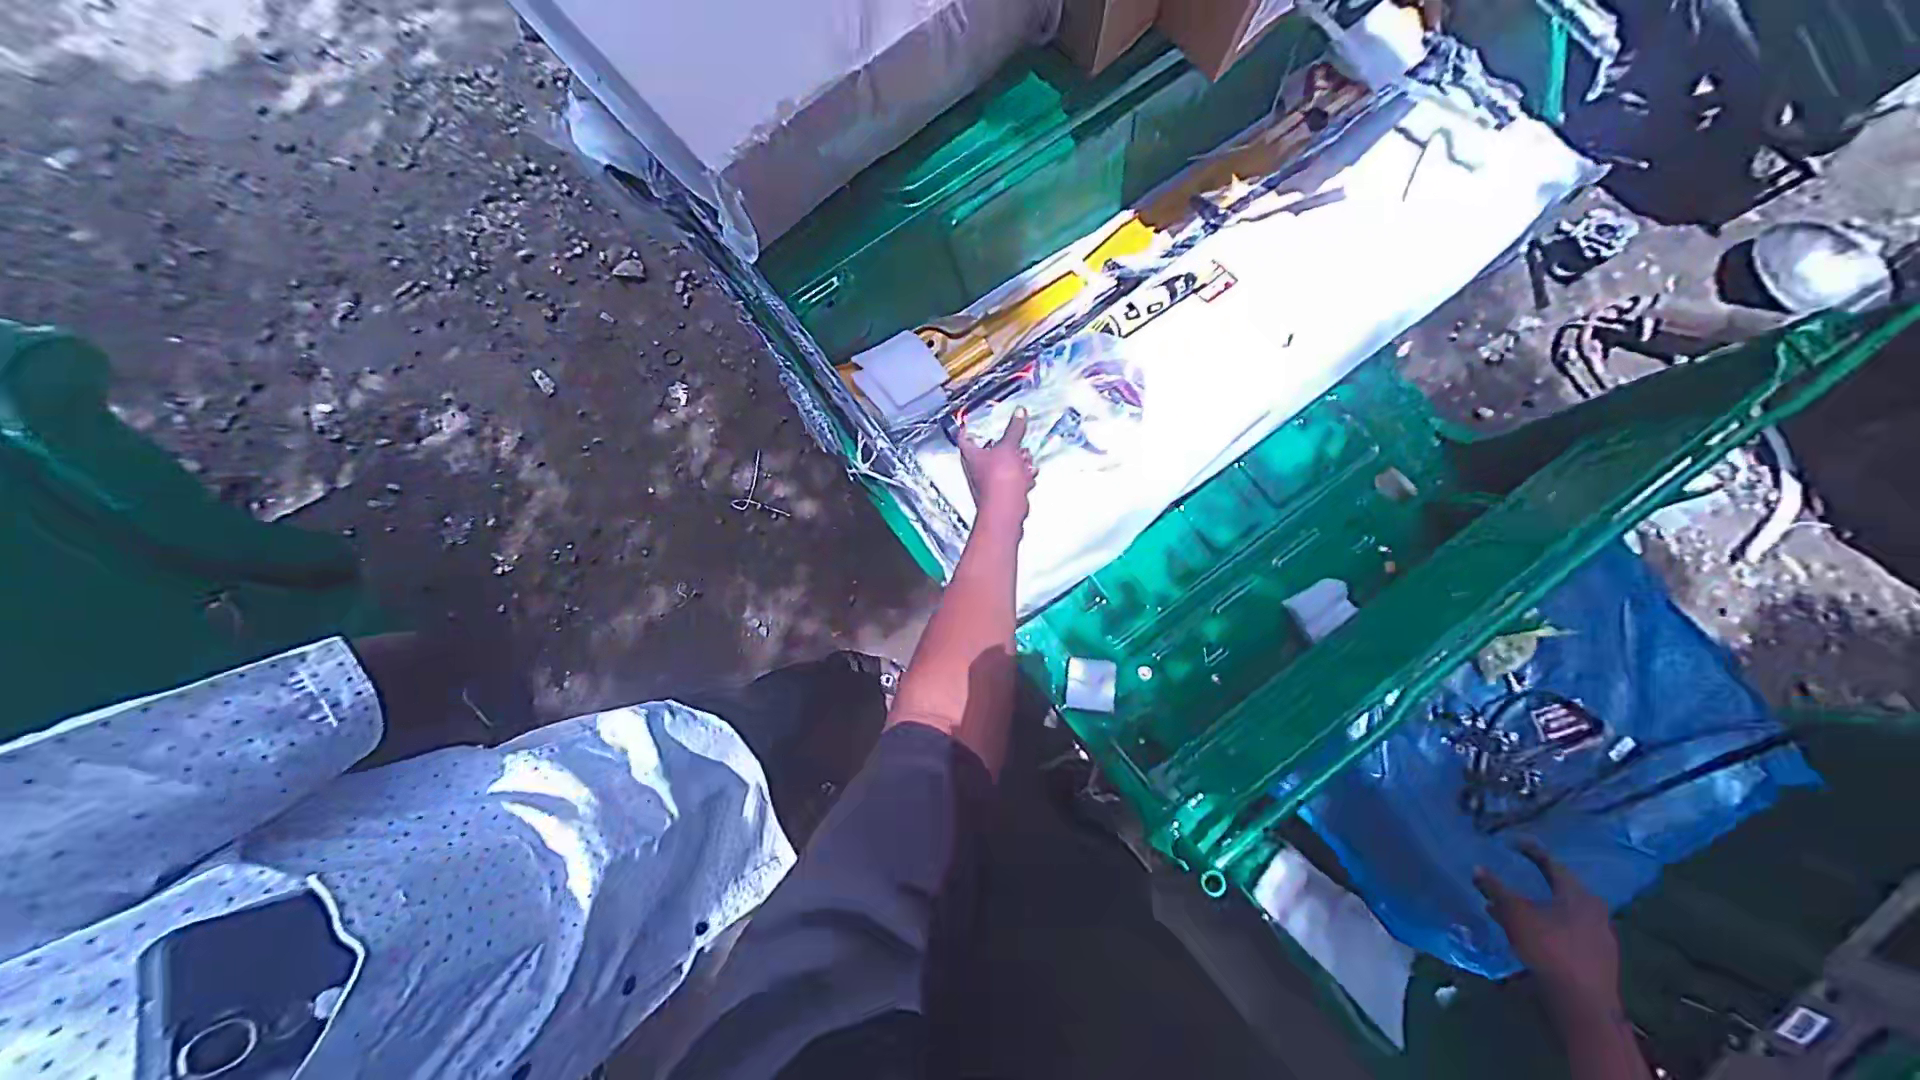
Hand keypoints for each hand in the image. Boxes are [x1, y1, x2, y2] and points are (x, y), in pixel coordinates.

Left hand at [959, 409, 1036, 525]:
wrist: (1006, 510)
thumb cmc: (1000, 480)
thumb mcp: (1008, 448)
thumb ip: (1014, 429)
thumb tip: (1019, 411)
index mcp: (971, 455)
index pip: (964, 436)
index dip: (968, 427)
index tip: (973, 420)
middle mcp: (977, 468)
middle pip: (991, 450)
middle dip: (1008, 445)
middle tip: (1018, 443)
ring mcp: (989, 481)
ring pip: (1004, 464)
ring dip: (1018, 461)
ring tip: (1026, 461)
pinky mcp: (1002, 492)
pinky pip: (1013, 479)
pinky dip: (1021, 476)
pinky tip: (1029, 476)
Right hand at [1475, 841, 1621, 1017]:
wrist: (1582, 1002)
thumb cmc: (1548, 947)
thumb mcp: (1513, 912)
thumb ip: (1495, 888)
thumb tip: (1478, 868)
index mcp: (1579, 895)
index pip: (1552, 863)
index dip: (1530, 850)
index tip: (1512, 842)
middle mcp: (1594, 911)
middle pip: (1559, 887)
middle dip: (1534, 879)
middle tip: (1512, 871)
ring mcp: (1598, 935)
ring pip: (1561, 910)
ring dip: (1536, 904)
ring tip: (1509, 903)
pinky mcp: (1595, 955)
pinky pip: (1565, 928)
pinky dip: (1544, 922)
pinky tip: (1525, 928)